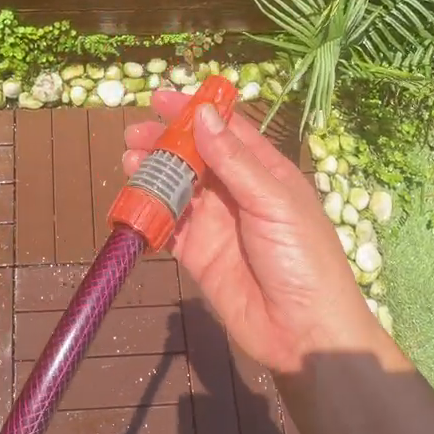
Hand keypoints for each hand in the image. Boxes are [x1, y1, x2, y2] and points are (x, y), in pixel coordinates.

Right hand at [122, 89, 386, 374]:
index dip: (193, 112)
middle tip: (135, 134)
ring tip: (130, 162)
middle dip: (164, 142)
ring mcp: (214, 222)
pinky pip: (167, 225)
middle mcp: (236, 191)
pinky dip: (149, 212)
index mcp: (262, 171)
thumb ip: (233, 160)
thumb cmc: (302, 257)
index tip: (161, 99)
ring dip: (153, 173)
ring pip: (176, 187)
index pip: (224, 130)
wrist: (304, 334)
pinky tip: (133, 200)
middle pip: (193, 156)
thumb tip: (202, 113)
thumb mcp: (273, 201)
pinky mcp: (196, 253)